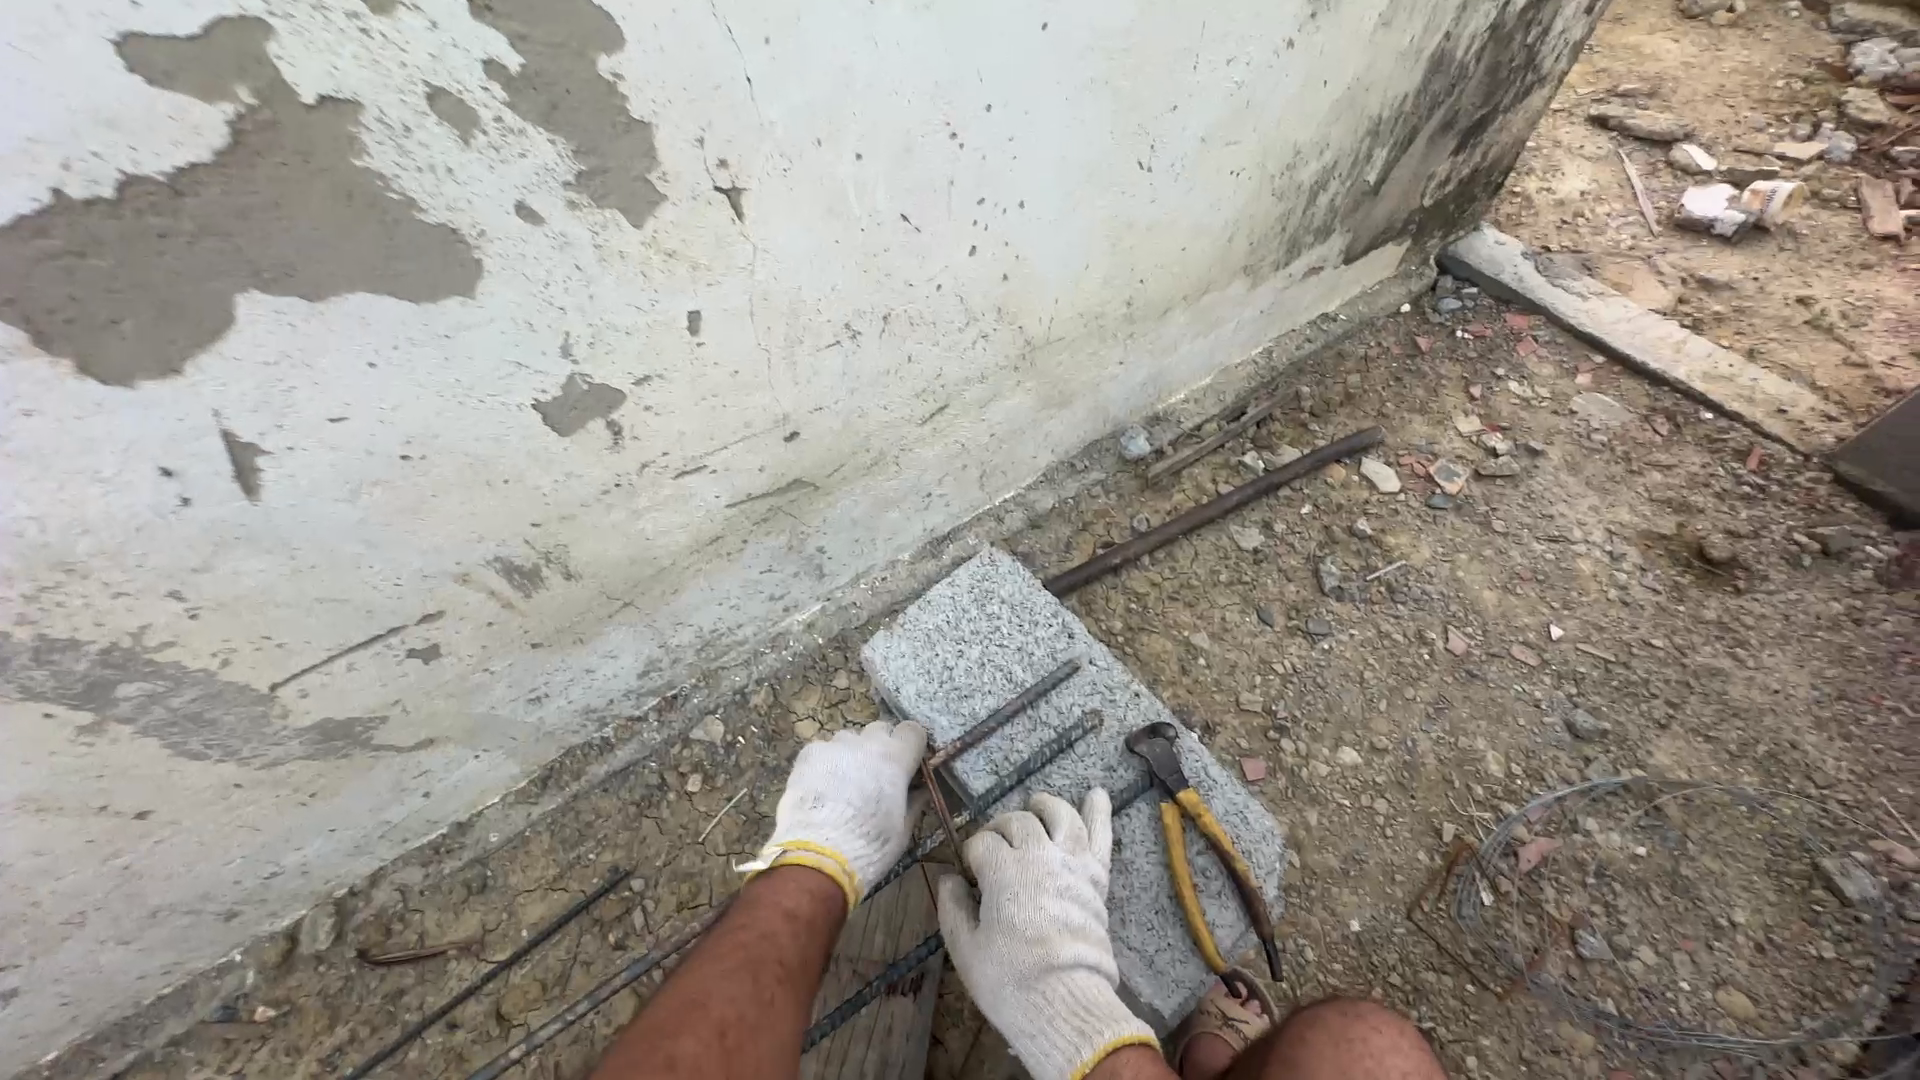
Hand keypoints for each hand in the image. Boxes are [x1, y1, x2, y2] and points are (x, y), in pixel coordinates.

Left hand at [747, 720, 926, 910]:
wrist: (818, 856)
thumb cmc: (869, 845)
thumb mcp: (903, 829)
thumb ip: (914, 801)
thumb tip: (920, 790)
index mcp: (896, 758)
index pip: (912, 730)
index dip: (911, 745)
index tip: (908, 764)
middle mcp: (867, 743)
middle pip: (880, 730)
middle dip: (881, 748)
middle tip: (876, 776)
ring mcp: (836, 745)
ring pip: (850, 739)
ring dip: (852, 754)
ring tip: (844, 784)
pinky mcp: (809, 753)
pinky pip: (824, 749)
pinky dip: (826, 763)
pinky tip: (821, 788)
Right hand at [936, 790, 1157, 1079]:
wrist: (1065, 1004)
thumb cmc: (1009, 981)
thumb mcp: (966, 949)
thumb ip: (953, 908)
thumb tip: (948, 879)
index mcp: (1003, 870)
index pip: (981, 842)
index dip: (972, 853)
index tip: (969, 871)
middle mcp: (1038, 855)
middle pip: (1017, 822)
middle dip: (1001, 828)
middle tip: (995, 846)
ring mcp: (1071, 863)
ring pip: (1059, 815)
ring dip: (1045, 805)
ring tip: (1036, 805)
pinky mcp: (1096, 878)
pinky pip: (1101, 836)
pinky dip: (1101, 812)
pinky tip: (1098, 793)